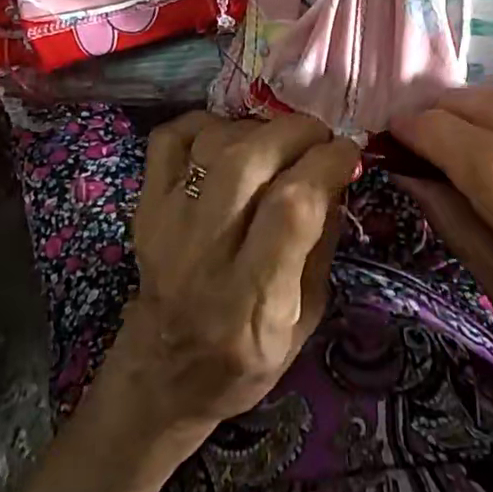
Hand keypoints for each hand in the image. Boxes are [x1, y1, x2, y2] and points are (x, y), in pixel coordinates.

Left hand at [113, 112, 358, 426]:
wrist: (165, 369)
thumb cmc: (248, 354)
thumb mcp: (307, 317)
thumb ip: (321, 243)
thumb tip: (335, 172)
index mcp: (252, 300)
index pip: (291, 209)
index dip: (325, 165)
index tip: (348, 149)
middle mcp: (203, 255)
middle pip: (245, 163)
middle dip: (293, 133)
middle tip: (318, 133)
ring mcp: (165, 224)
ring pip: (210, 145)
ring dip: (255, 128)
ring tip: (279, 137)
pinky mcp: (144, 205)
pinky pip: (168, 139)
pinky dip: (204, 123)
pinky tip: (230, 134)